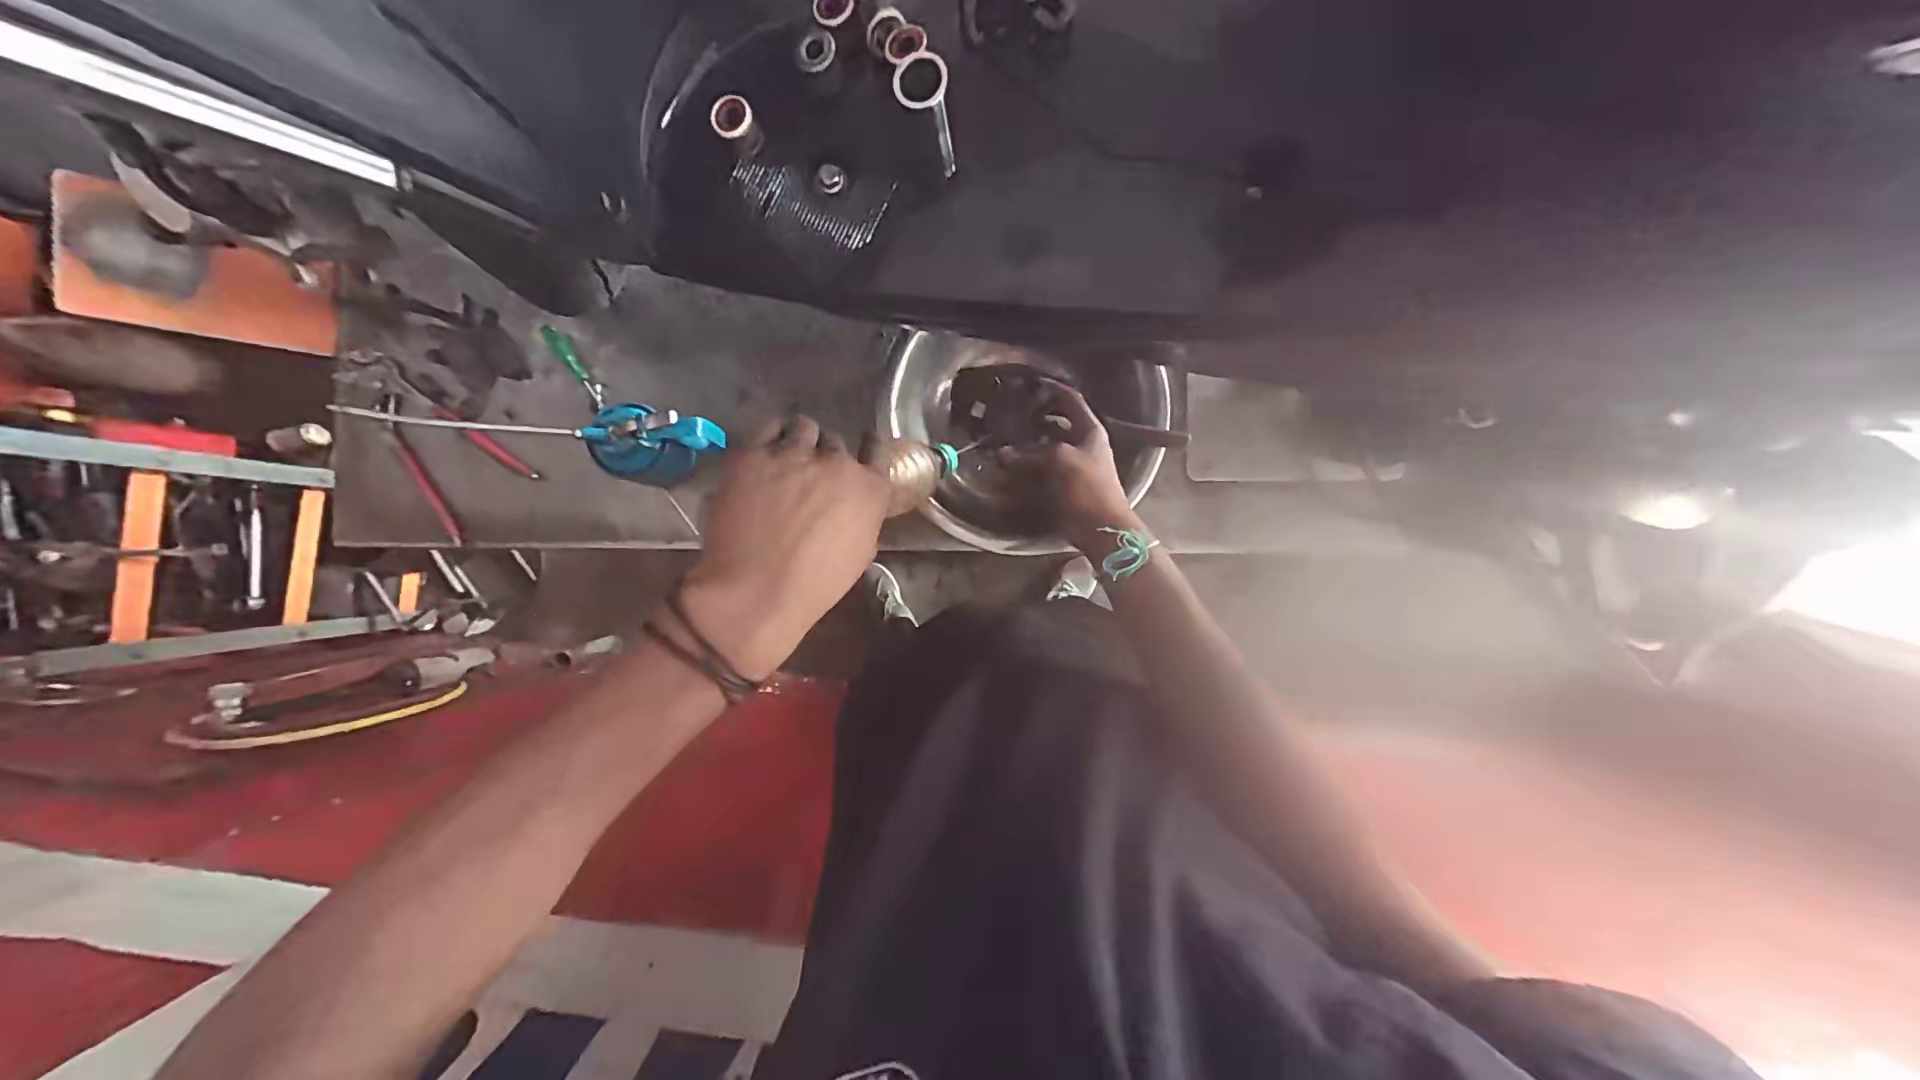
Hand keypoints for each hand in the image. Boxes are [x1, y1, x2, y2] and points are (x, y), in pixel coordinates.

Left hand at [676, 416, 891, 678]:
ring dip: (801, 443)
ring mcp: (793, 454)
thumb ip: (864, 516)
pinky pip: (769, 429)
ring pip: (805, 428)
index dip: (864, 459)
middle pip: (835, 444)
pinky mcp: (753, 453)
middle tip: (811, 479)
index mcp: (868, 488)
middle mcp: (836, 462)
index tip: (854, 468)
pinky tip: (766, 455)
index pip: (876, 454)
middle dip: (826, 459)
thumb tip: (854, 504)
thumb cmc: (815, 585)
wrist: (756, 590)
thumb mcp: (860, 553)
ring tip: (787, 462)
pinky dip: (772, 438)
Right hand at [999, 379, 1141, 551]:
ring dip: (1029, 445)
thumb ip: (1031, 454)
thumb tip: (1004, 454)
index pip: (1071, 401)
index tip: (1031, 384)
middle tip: (1013, 415)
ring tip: (1006, 440)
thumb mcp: (1059, 461)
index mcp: (1090, 431)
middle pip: (1057, 425)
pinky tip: (1011, 468)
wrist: (1101, 529)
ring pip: (1048, 448)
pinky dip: (1029, 467)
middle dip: (1035, 419)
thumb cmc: (1087, 488)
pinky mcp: (1066, 486)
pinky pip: (1044, 471)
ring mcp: (1075, 467)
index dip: (1052, 389)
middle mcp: (1084, 445)